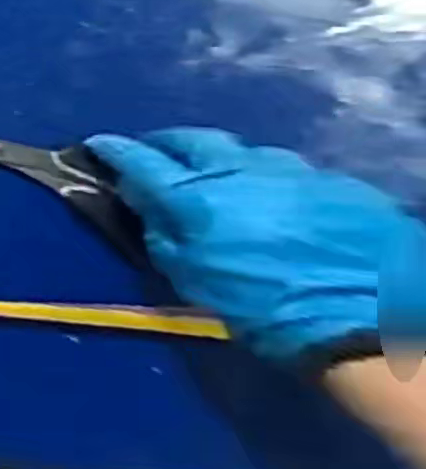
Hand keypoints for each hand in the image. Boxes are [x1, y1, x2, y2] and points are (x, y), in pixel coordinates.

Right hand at [86, 128, 423, 369]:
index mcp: (191, 194)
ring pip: (248, 152)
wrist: (373, 328)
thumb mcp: (184, 268)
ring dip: (226, 161)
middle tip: (157, 154)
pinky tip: (278, 203)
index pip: (137, 159)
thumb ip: (158, 225)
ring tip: (222, 179)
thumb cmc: (255, 304)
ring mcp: (299, 177)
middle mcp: (240, 172)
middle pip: (194, 140)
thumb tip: (142, 197)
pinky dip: (273, 182)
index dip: (112, 150)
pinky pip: (296, 174)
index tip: (96, 145)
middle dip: (168, 143)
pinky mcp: (348, 189)